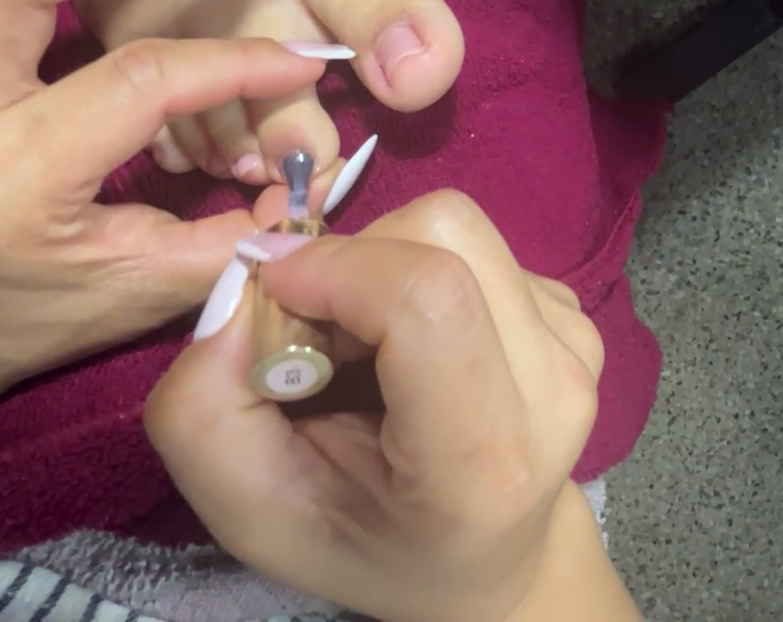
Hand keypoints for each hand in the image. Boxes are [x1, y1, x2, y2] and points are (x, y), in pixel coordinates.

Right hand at [145, 191, 605, 621]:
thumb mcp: (257, 512)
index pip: (427, 296)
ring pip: (458, 226)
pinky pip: (479, 246)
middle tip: (324, 334)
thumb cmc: (372, 541)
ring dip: (388, 262)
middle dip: (356, 260)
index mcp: (483, 458)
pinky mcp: (575, 311)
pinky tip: (423, 338)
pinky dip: (424, 270)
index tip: (273, 289)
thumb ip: (206, 411)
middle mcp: (554, 386)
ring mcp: (576, 340)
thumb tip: (246, 278)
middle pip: (444, 234)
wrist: (496, 556)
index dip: (336, 267)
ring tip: (372, 342)